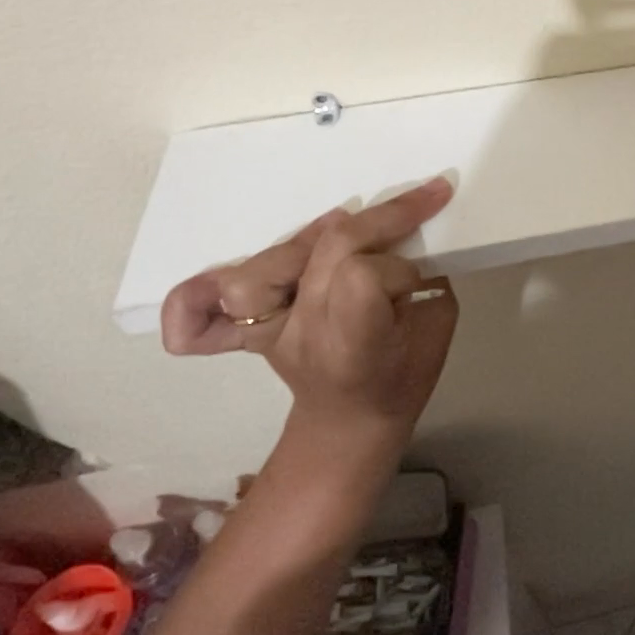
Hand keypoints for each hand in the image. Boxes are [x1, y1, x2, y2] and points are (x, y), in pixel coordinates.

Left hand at [161, 178, 458, 436]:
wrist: (350, 424)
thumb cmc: (403, 377)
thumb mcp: (437, 327)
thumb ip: (423, 279)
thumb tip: (405, 234)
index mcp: (353, 344)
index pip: (362, 277)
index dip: (397, 267)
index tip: (417, 281)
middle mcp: (301, 334)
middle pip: (325, 251)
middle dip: (380, 221)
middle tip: (416, 210)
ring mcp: (266, 332)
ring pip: (263, 266)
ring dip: (312, 235)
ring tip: (343, 228)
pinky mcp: (245, 327)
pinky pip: (197, 309)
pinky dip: (200, 291)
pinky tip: (226, 279)